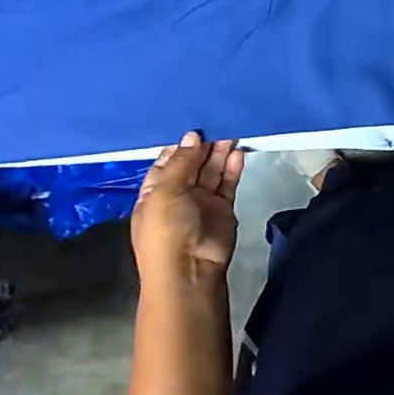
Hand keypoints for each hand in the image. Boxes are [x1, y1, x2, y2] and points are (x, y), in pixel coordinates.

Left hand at [131, 131, 244, 289]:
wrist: (189, 271)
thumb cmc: (166, 230)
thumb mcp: (164, 192)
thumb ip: (181, 162)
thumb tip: (193, 136)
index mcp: (155, 191)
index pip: (168, 162)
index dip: (181, 145)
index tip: (197, 126)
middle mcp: (178, 195)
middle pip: (192, 164)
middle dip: (204, 146)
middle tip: (219, 124)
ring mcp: (201, 202)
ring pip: (212, 172)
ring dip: (220, 153)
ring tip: (232, 131)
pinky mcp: (223, 209)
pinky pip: (227, 184)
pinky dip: (233, 168)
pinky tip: (238, 153)